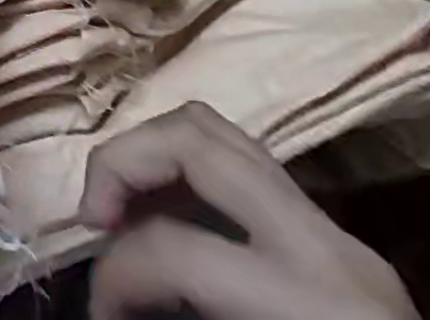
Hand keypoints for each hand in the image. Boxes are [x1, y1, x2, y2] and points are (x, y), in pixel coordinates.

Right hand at [80, 102, 416, 319]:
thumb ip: (172, 307)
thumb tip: (104, 291)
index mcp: (314, 299)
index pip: (173, 248)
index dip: (113, 274)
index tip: (98, 308)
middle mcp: (327, 244)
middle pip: (192, 139)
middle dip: (119, 163)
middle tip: (94, 214)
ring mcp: (335, 231)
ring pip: (212, 128)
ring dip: (147, 154)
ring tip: (120, 203)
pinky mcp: (333, 235)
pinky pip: (236, 162)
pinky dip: (179, 169)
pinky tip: (163, 209)